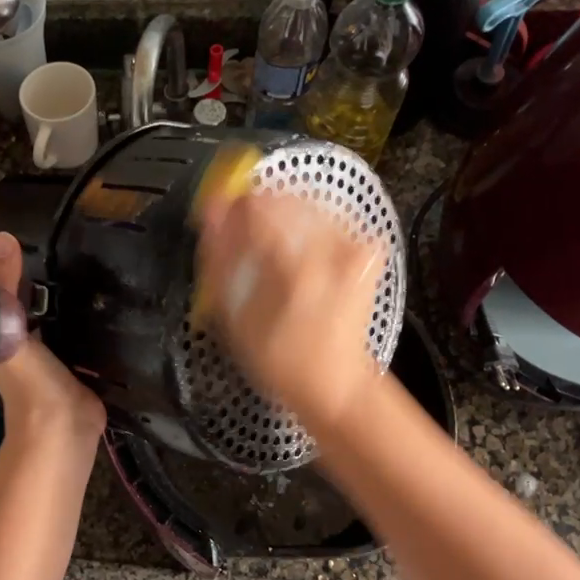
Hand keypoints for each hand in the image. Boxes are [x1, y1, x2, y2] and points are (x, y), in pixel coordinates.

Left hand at [0, 233, 105, 453]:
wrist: (63, 431)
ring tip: (107, 269)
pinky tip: (121, 304)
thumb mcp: (8, 327)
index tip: (43, 235)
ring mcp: (61, 357)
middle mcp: (32, 343)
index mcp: (6, 333)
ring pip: (68, 321)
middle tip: (85, 247)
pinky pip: (93, 339)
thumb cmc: (30, 380)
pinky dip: (102, 325)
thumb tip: (3, 237)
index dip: (19, 266)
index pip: (10, 291)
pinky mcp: (87, 369)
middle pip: (42, 305)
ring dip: (81, 303)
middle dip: (57, 282)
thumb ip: (5, 286)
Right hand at [195, 190, 389, 431]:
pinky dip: (308, 227)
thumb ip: (221, 257)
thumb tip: (212, 210)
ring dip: (283, 217)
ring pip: (307, 204)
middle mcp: (330, 246)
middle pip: (284, 198)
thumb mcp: (234, 315)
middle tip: (244, 237)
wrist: (335, 382)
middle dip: (258, 210)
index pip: (257, 203)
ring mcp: (354, 245)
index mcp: (292, 263)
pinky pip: (330, 218)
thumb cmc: (277, 356)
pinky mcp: (366, 250)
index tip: (222, 219)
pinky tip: (298, 252)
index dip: (233, 206)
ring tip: (270, 250)